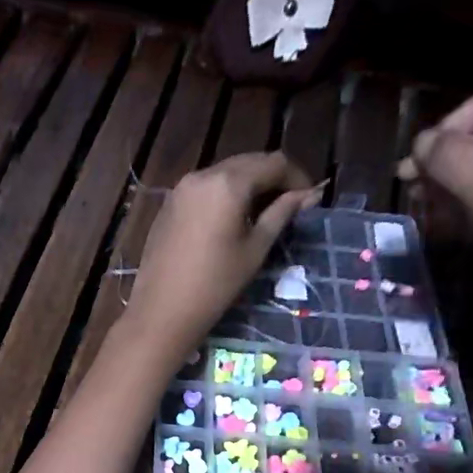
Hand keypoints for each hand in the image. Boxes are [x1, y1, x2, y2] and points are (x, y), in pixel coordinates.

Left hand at [124, 151, 320, 357]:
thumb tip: (308, 194)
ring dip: (248, 184)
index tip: (310, 198)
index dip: (297, 177)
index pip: (274, 162)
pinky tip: (232, 219)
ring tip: (263, 212)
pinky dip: (224, 194)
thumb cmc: (216, 284)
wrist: (162, 310)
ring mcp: (181, 188)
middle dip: (272, 177)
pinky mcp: (169, 204)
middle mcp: (203, 174)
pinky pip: (205, 187)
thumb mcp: (255, 249)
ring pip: (225, 172)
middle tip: (290, 204)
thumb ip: (281, 214)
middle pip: (248, 162)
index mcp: (228, 183)